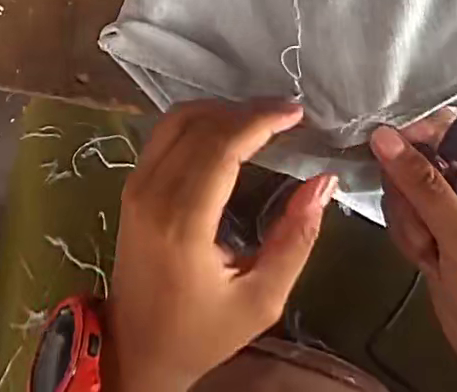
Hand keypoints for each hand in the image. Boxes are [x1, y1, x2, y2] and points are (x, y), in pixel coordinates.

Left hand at [106, 99, 338, 391]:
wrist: (135, 348)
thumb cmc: (201, 332)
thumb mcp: (260, 300)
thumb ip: (295, 238)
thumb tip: (323, 182)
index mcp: (182, 223)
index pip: (221, 148)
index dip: (259, 121)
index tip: (294, 112)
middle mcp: (153, 192)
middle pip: (201, 126)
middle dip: (247, 111)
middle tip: (286, 112)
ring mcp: (137, 183)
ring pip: (179, 119)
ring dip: (221, 109)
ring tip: (261, 117)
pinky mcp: (132, 182)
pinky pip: (165, 131)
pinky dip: (199, 118)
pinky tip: (227, 127)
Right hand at [372, 119, 456, 391]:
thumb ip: (424, 187)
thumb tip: (383, 135)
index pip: (444, 130)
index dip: (411, 138)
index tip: (384, 157)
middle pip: (416, 157)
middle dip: (410, 195)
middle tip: (426, 231)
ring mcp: (454, 207)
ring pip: (402, 185)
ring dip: (408, 220)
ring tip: (432, 253)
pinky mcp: (435, 228)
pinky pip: (401, 211)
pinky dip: (407, 235)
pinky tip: (427, 260)